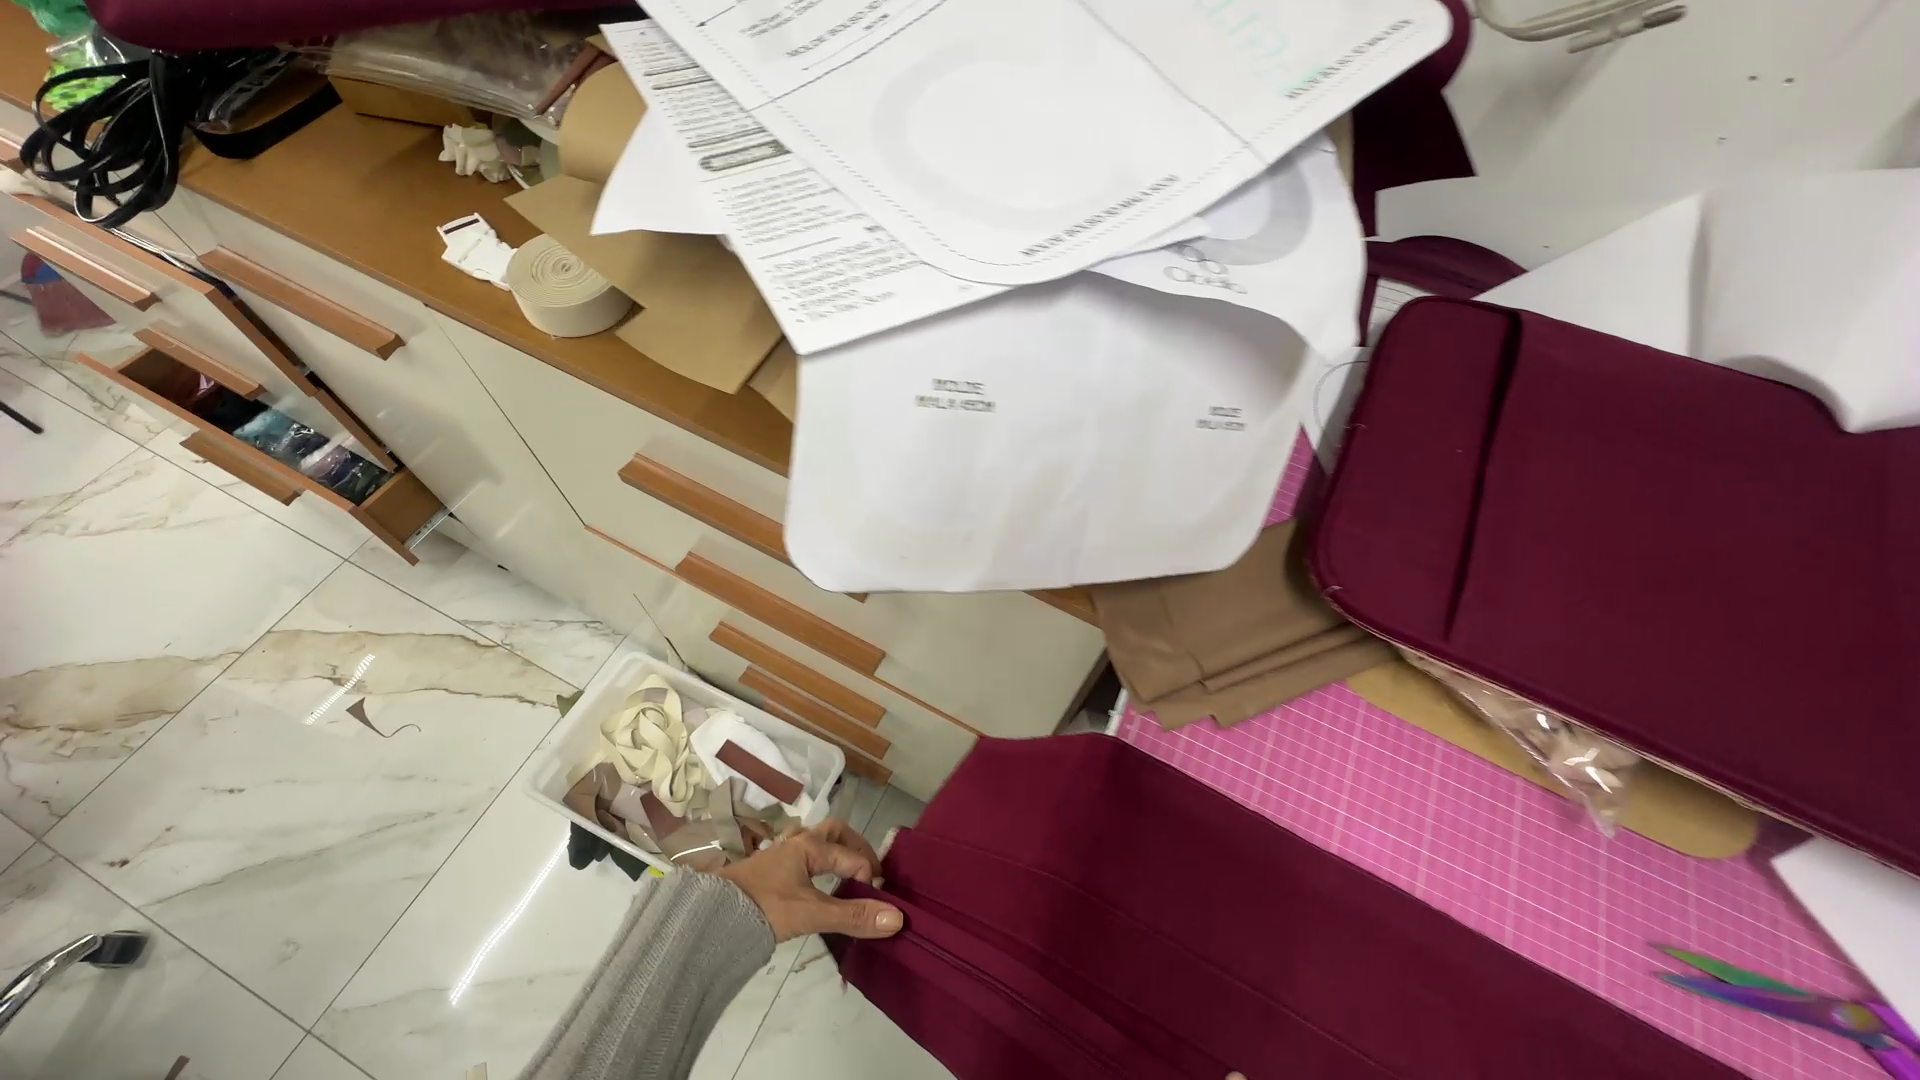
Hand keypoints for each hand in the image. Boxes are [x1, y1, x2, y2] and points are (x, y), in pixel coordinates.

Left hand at [716, 819, 903, 942]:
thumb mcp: (811, 914)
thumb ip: (853, 916)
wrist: (709, 917)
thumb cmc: (762, 908)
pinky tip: (812, 880)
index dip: (868, 877)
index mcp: (810, 846)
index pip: (852, 856)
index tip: (875, 901)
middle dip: (856, 847)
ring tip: (845, 873)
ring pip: (813, 841)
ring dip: (833, 851)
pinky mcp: (766, 871)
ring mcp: (779, 855)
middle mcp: (796, 843)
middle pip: (834, 832)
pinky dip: (812, 862)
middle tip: (869, 872)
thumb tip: (897, 918)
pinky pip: (798, 855)